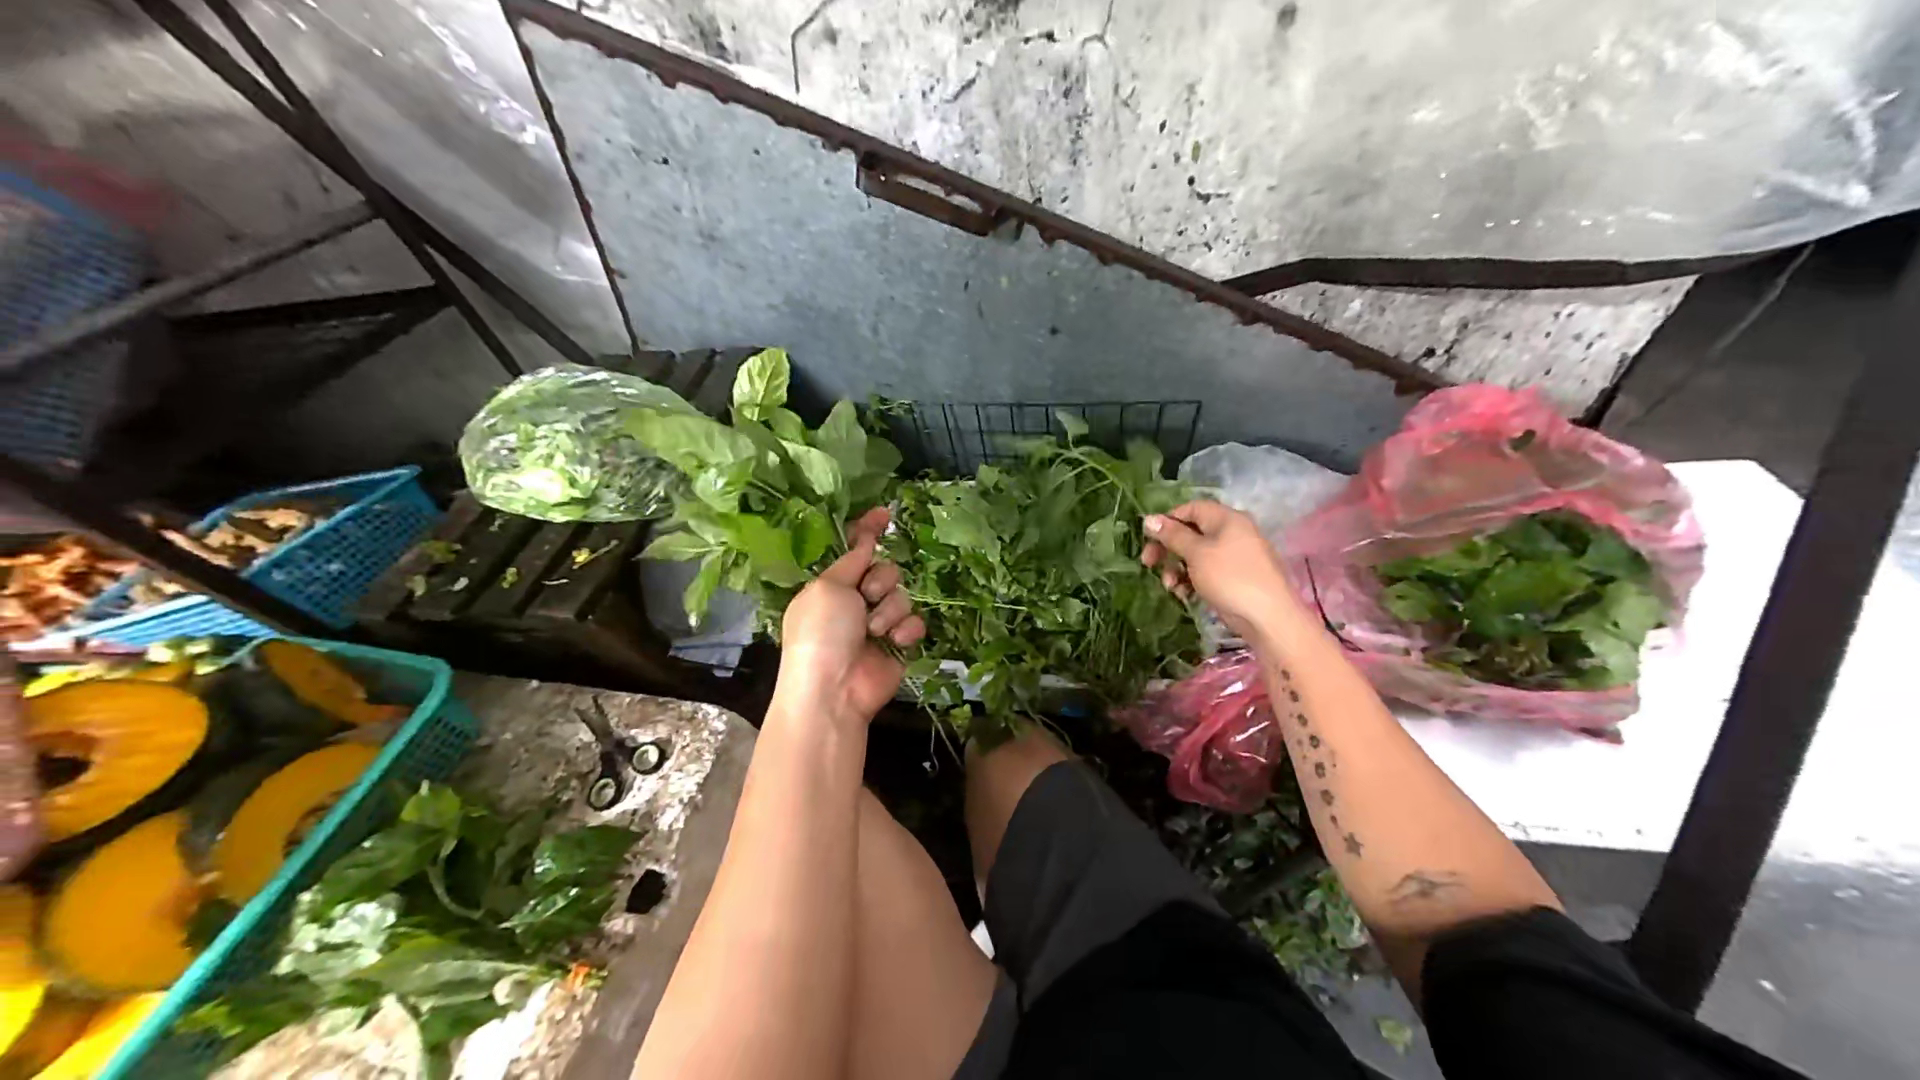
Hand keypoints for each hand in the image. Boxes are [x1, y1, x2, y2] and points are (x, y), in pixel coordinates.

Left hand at [775, 507, 925, 727]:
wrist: (834, 689)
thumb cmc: (821, 633)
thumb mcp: (828, 587)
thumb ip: (851, 560)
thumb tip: (864, 538)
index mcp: (830, 585)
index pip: (853, 550)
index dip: (867, 531)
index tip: (884, 512)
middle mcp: (854, 601)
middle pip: (884, 569)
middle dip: (880, 580)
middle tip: (866, 597)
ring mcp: (877, 623)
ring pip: (902, 595)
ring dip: (889, 610)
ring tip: (874, 631)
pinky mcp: (898, 643)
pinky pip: (914, 621)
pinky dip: (906, 630)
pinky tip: (895, 641)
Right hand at [1141, 500, 1307, 640]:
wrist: (1268, 617)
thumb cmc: (1230, 577)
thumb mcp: (1196, 553)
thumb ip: (1172, 535)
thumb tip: (1148, 518)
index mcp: (1226, 519)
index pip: (1190, 509)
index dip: (1167, 521)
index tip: (1148, 539)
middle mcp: (1231, 532)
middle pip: (1191, 532)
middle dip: (1168, 548)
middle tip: (1149, 564)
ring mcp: (1234, 556)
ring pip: (1196, 554)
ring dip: (1177, 568)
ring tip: (1170, 586)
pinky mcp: (1234, 577)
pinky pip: (1206, 571)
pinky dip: (1191, 579)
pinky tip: (1183, 594)